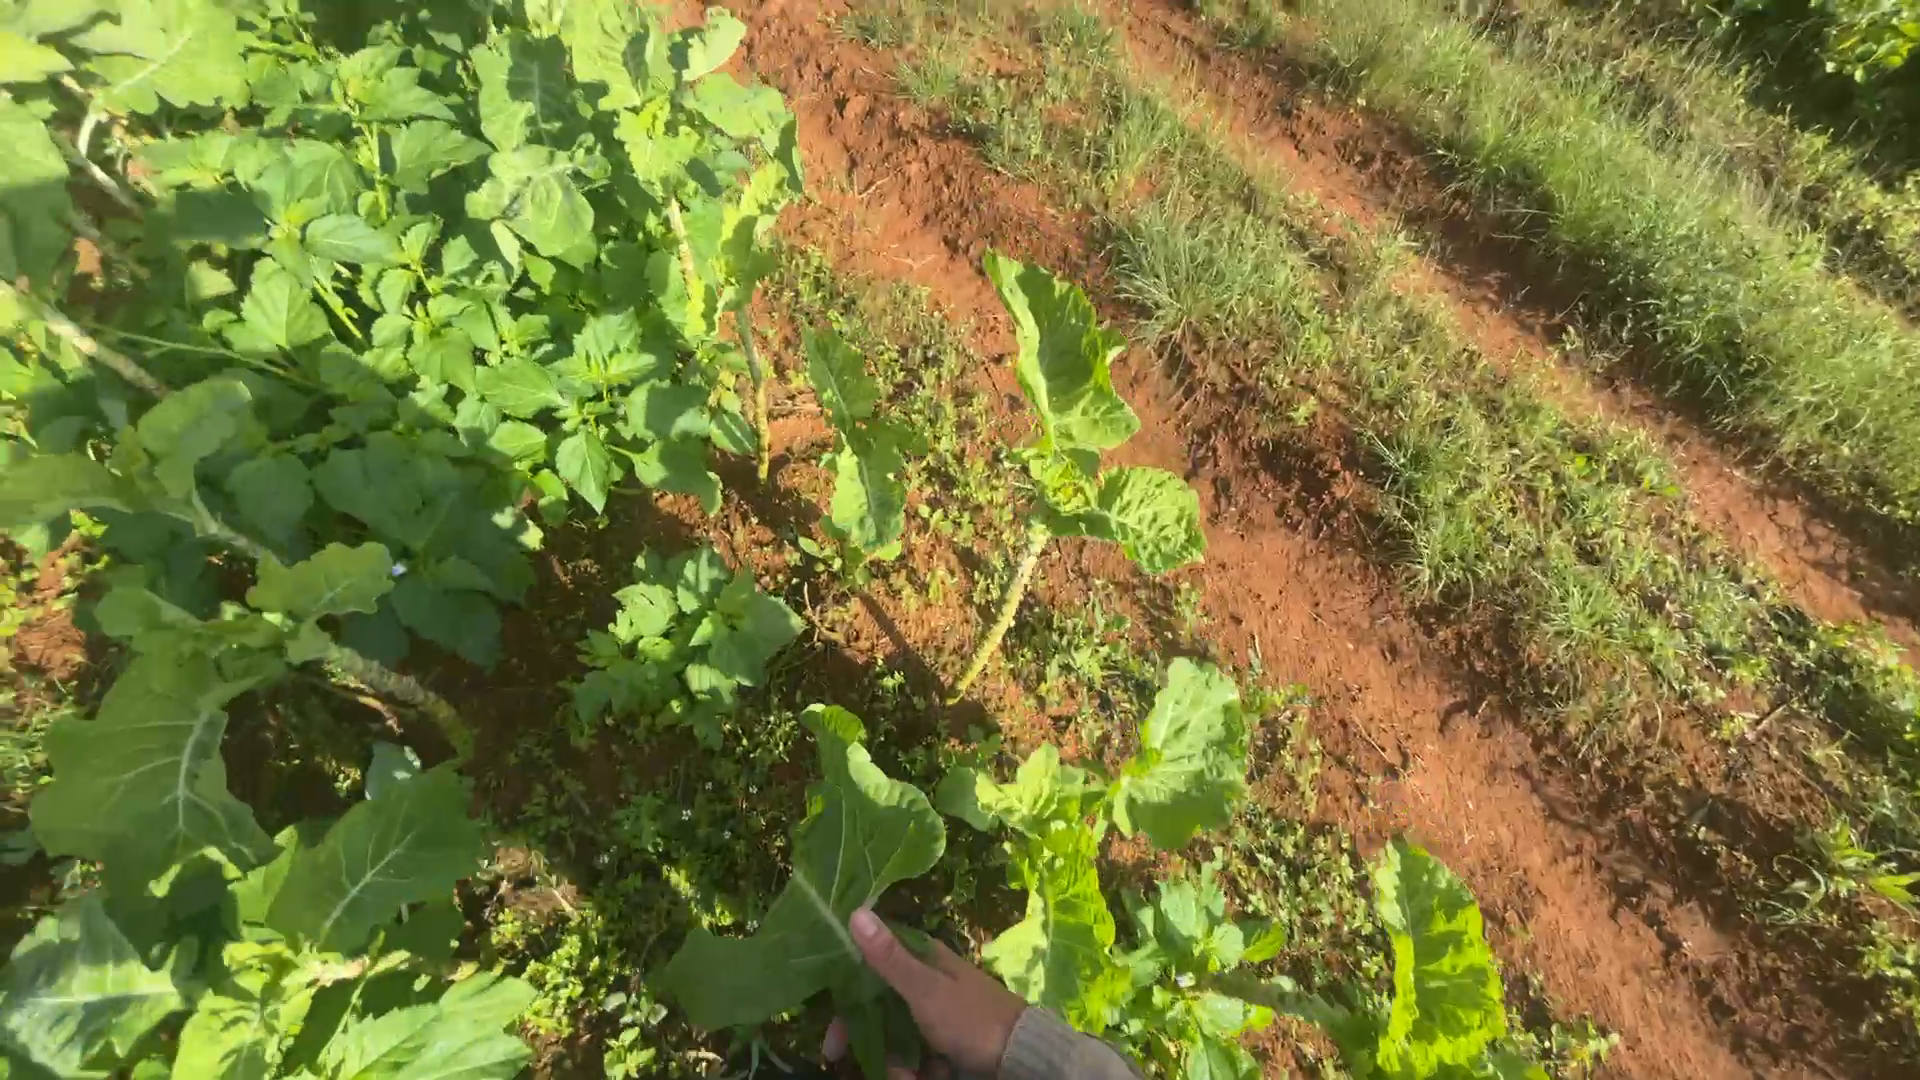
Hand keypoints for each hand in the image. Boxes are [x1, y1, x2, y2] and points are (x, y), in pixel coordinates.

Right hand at [820, 909, 1028, 1078]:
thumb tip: (855, 911)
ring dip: (898, 1065)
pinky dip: (918, 1071)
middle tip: (871, 1072)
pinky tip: (930, 1077)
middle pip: (880, 1011)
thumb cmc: (970, 1017)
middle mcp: (924, 979)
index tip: (833, 1043)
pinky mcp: (944, 1037)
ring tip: (912, 1079)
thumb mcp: (925, 990)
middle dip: (874, 1046)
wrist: (1020, 1056)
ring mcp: (935, 1011)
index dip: (847, 1004)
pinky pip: (918, 1054)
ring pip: (897, 1038)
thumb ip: (888, 958)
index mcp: (920, 957)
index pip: (869, 970)